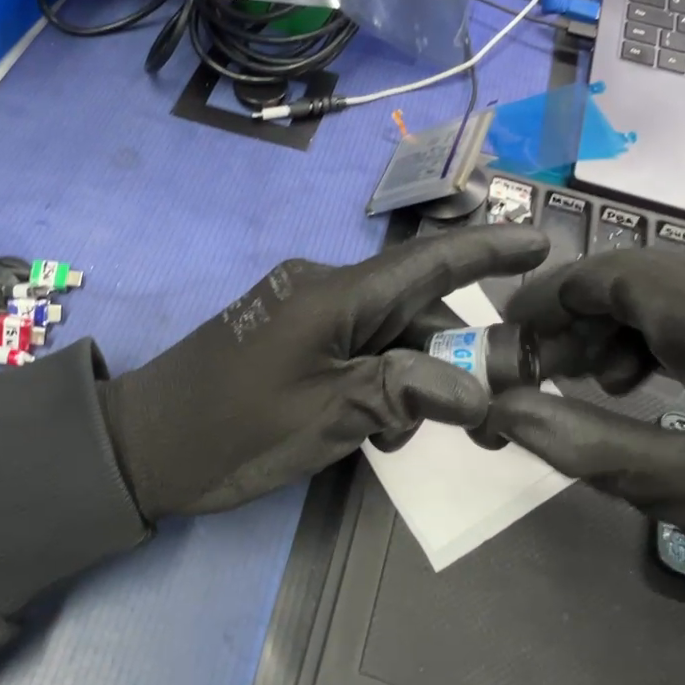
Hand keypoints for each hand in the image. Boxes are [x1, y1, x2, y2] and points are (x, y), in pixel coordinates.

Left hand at [99, 226, 547, 519]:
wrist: (144, 444)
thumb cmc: (235, 428)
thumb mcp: (329, 415)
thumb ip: (407, 391)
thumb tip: (480, 392)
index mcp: (334, 292)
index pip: (427, 262)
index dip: (487, 250)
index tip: (541, 240)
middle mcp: (324, 288)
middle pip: (414, 310)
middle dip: (453, 359)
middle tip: (491, 418)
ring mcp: (304, 312)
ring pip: (386, 335)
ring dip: (411, 382)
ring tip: (402, 439)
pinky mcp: (290, 337)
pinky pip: (355, 348)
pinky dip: (377, 384)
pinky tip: (371, 430)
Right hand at [480, 249, 684, 684]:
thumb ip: (582, 441)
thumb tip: (501, 411)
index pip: (617, 275)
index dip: (552, 299)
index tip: (509, 333)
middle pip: (645, 275)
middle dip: (584, 318)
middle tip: (546, 371)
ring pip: (680, 289)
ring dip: (627, 327)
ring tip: (599, 384)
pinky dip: (673, 336)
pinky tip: (660, 384)